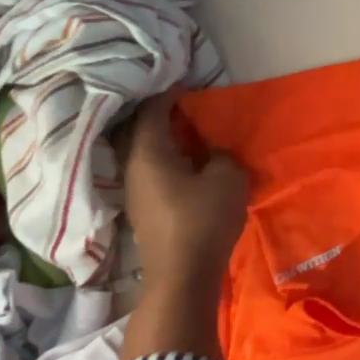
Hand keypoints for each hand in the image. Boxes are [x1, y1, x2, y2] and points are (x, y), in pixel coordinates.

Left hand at [120, 91, 247, 292]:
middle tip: (192, 107)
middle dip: (164, 117)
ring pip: (147, 154)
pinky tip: (191, 164)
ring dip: (168, 141)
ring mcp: (135, 192)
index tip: (189, 84)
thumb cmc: (203, 217)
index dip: (169, 94)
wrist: (183, 275)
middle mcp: (132, 168)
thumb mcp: (227, 176)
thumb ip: (219, 155)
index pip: (152, 112)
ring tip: (195, 134)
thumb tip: (210, 153)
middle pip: (142, 132)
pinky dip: (170, 160)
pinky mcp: (144, 209)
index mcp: (147, 153)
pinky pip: (153, 172)